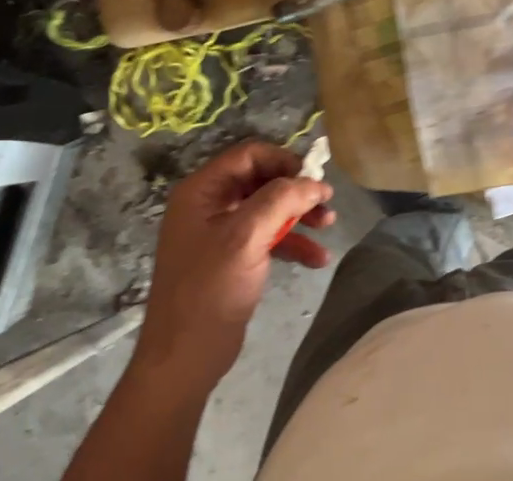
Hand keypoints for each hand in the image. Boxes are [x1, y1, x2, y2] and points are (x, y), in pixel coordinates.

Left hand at [137, 141, 334, 383]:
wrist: (184, 358)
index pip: (249, 155)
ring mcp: (219, 233)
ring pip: (268, 209)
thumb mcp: (246, 237)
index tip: (314, 180)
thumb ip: (281, 200)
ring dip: (299, 216)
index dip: (284, 161)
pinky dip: (292, 243)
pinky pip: (267, 237)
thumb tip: (314, 182)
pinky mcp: (231, 258)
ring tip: (328, 227)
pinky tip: (317, 259)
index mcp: (202, 191)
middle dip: (296, 191)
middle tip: (326, 205)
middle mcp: (208, 205)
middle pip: (261, 180)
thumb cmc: (210, 290)